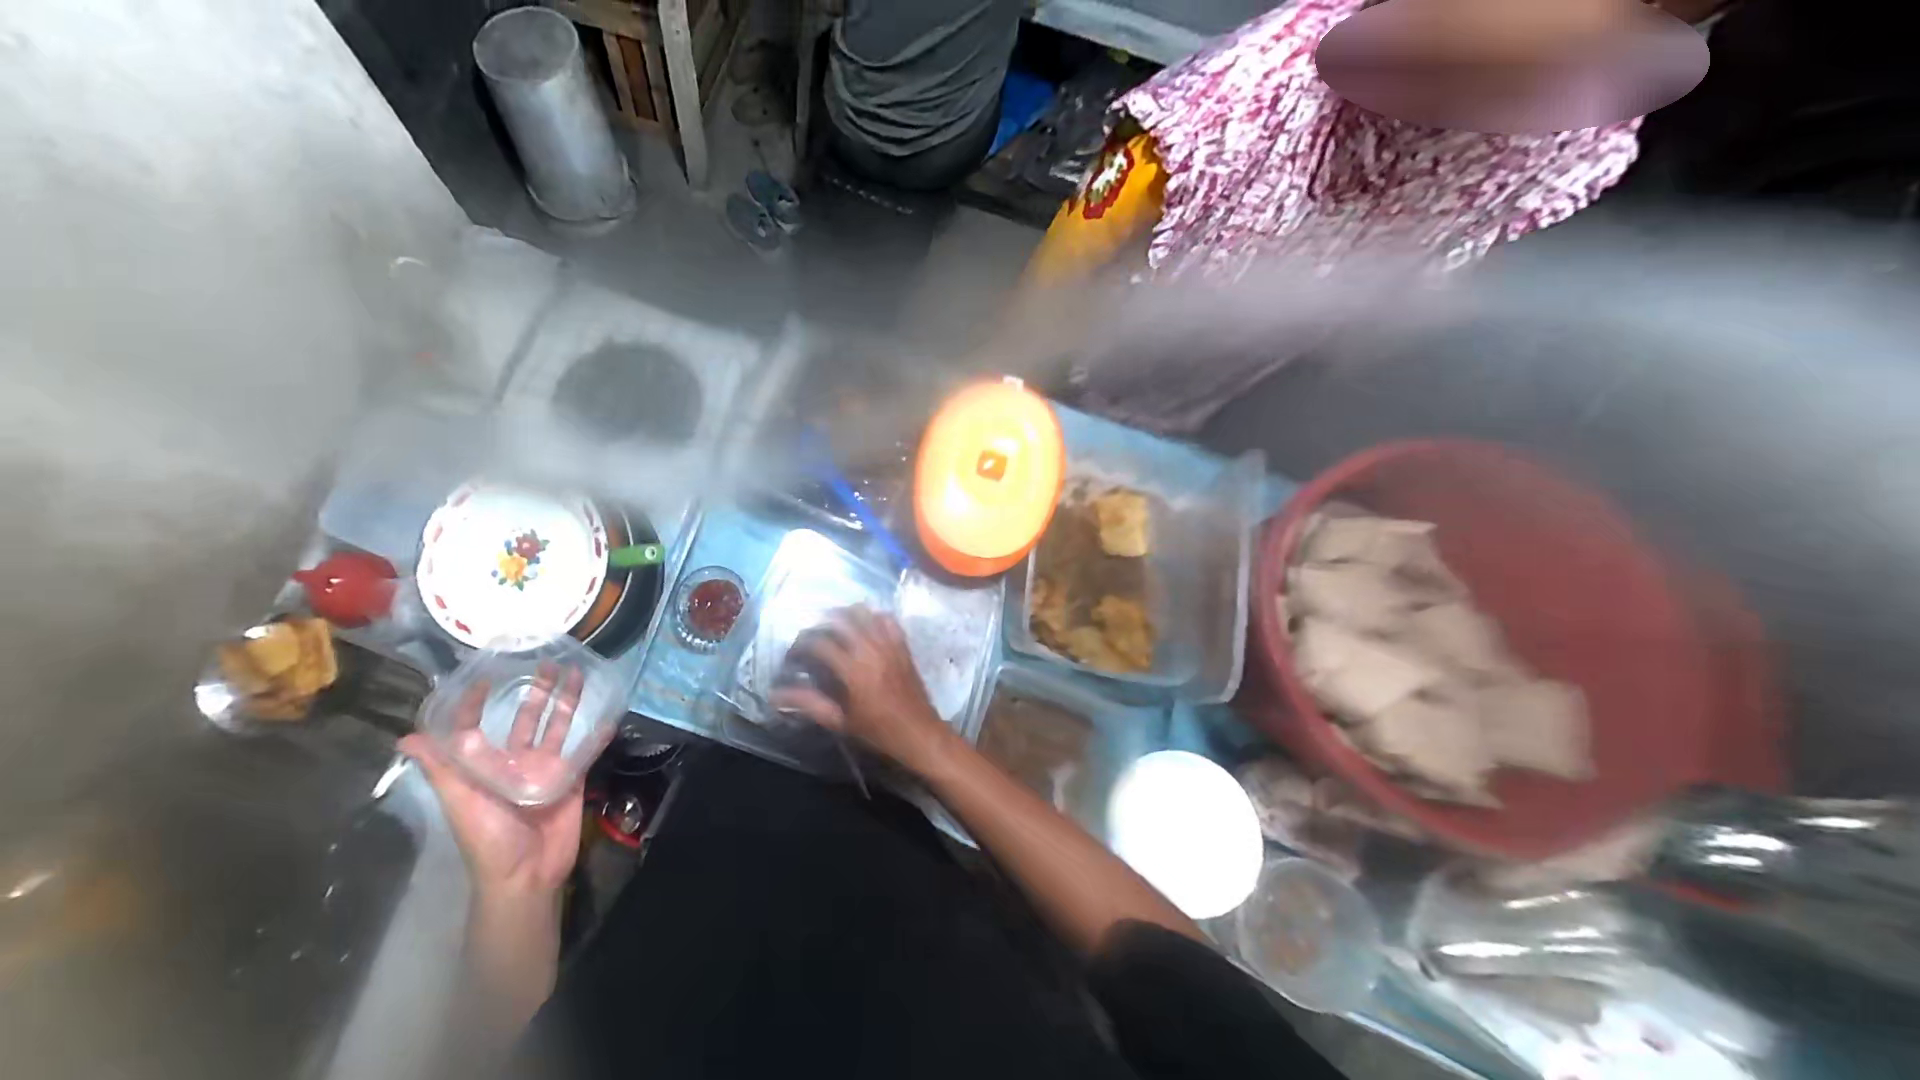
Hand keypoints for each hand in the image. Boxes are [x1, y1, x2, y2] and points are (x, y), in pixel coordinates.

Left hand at [399, 663, 585, 900]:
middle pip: (527, 719)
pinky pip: (585, 750)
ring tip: (577, 674)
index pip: (479, 726)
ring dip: (567, 702)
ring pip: (557, 727)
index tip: (485, 676)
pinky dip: (597, 734)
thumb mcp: (461, 802)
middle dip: (536, 691)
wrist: (527, 873)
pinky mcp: (572, 778)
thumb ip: (443, 769)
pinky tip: (608, 714)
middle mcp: (516, 761)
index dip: (479, 703)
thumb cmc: (487, 838)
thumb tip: (407, 737)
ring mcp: (546, 768)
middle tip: (547, 661)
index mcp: (486, 766)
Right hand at [770, 606, 957, 775]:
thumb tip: (776, 695)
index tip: (792, 658)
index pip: (818, 643)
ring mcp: (889, 643)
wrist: (919, 733)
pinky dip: (871, 617)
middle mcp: (871, 649)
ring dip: (844, 616)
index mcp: (853, 669)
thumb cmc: (878, 732)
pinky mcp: (903, 644)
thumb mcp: (840, 721)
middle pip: (838, 620)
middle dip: (818, 626)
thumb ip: (809, 703)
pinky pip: (887, 619)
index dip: (800, 647)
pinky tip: (863, 628)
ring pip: (863, 613)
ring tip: (832, 630)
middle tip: (809, 641)